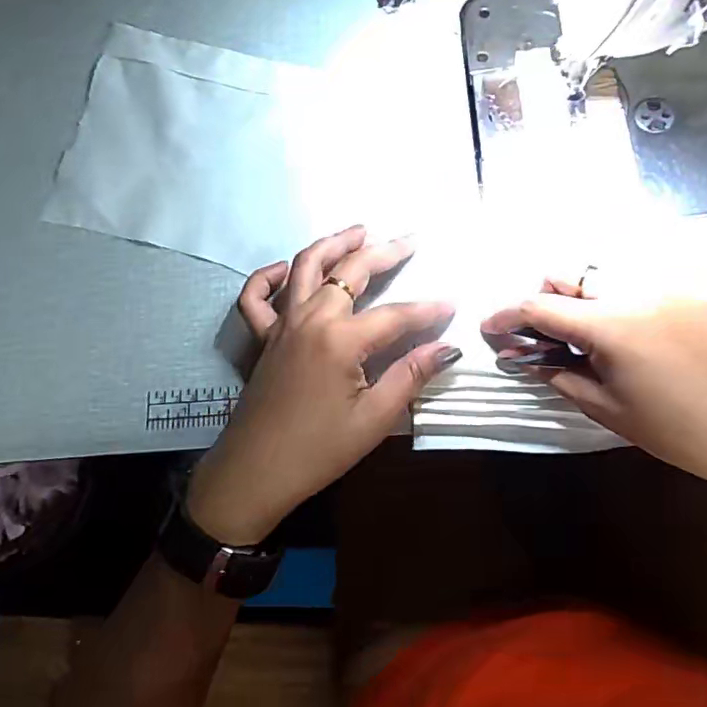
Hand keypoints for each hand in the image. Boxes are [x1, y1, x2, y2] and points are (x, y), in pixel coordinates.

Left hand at [187, 226, 458, 544]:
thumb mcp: (374, 418)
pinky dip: (269, 277)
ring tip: (358, 231)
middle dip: (384, 254)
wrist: (253, 475)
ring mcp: (282, 325)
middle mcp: (310, 319)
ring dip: (333, 245)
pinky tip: (285, 269)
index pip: (395, 315)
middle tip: (410, 240)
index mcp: (340, 339)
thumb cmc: (319, 450)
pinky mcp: (263, 339)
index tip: (453, 305)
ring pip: (305, 268)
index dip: (428, 310)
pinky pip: (257, 297)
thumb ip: (410, 375)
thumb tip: (448, 348)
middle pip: (350, 273)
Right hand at [481, 277, 706, 530]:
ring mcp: (670, 288)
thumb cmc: (679, 432)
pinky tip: (631, 340)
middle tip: (544, 336)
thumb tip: (533, 360)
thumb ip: (564, 376)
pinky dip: (620, 304)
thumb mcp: (610, 410)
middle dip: (547, 299)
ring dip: (584, 299)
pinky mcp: (694, 295)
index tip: (491, 326)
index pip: (542, 305)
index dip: (508, 314)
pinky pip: (642, 287)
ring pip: (608, 276)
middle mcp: (638, 291)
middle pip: (572, 273)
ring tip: (588, 340)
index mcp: (612, 324)